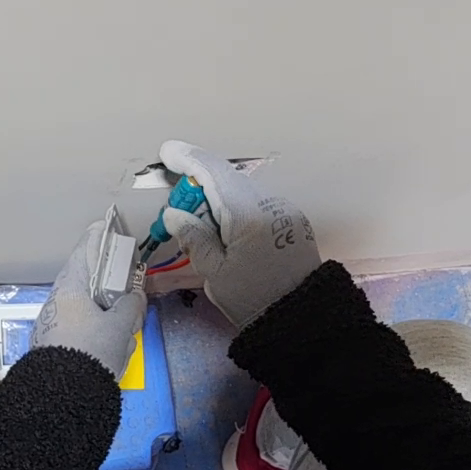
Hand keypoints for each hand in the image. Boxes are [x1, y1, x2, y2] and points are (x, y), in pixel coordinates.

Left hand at [31, 218, 146, 379]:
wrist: (62, 396)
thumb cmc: (90, 350)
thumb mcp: (119, 326)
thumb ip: (130, 306)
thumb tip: (134, 297)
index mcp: (70, 288)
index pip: (84, 252)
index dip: (96, 237)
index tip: (104, 224)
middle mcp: (59, 302)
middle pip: (89, 283)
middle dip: (111, 289)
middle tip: (131, 295)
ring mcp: (56, 325)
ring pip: (90, 311)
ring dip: (109, 318)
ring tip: (126, 334)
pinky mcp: (57, 346)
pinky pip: (84, 332)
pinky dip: (101, 336)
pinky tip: (114, 353)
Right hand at [159, 140, 320, 327]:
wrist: (301, 317)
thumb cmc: (255, 299)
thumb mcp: (214, 273)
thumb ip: (194, 238)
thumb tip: (174, 215)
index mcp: (246, 214)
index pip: (213, 173)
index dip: (188, 160)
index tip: (168, 152)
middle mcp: (268, 204)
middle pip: (227, 180)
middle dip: (198, 187)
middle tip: (178, 210)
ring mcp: (282, 211)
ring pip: (241, 192)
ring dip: (217, 200)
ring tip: (201, 228)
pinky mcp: (289, 221)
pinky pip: (255, 204)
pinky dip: (235, 209)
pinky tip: (224, 231)